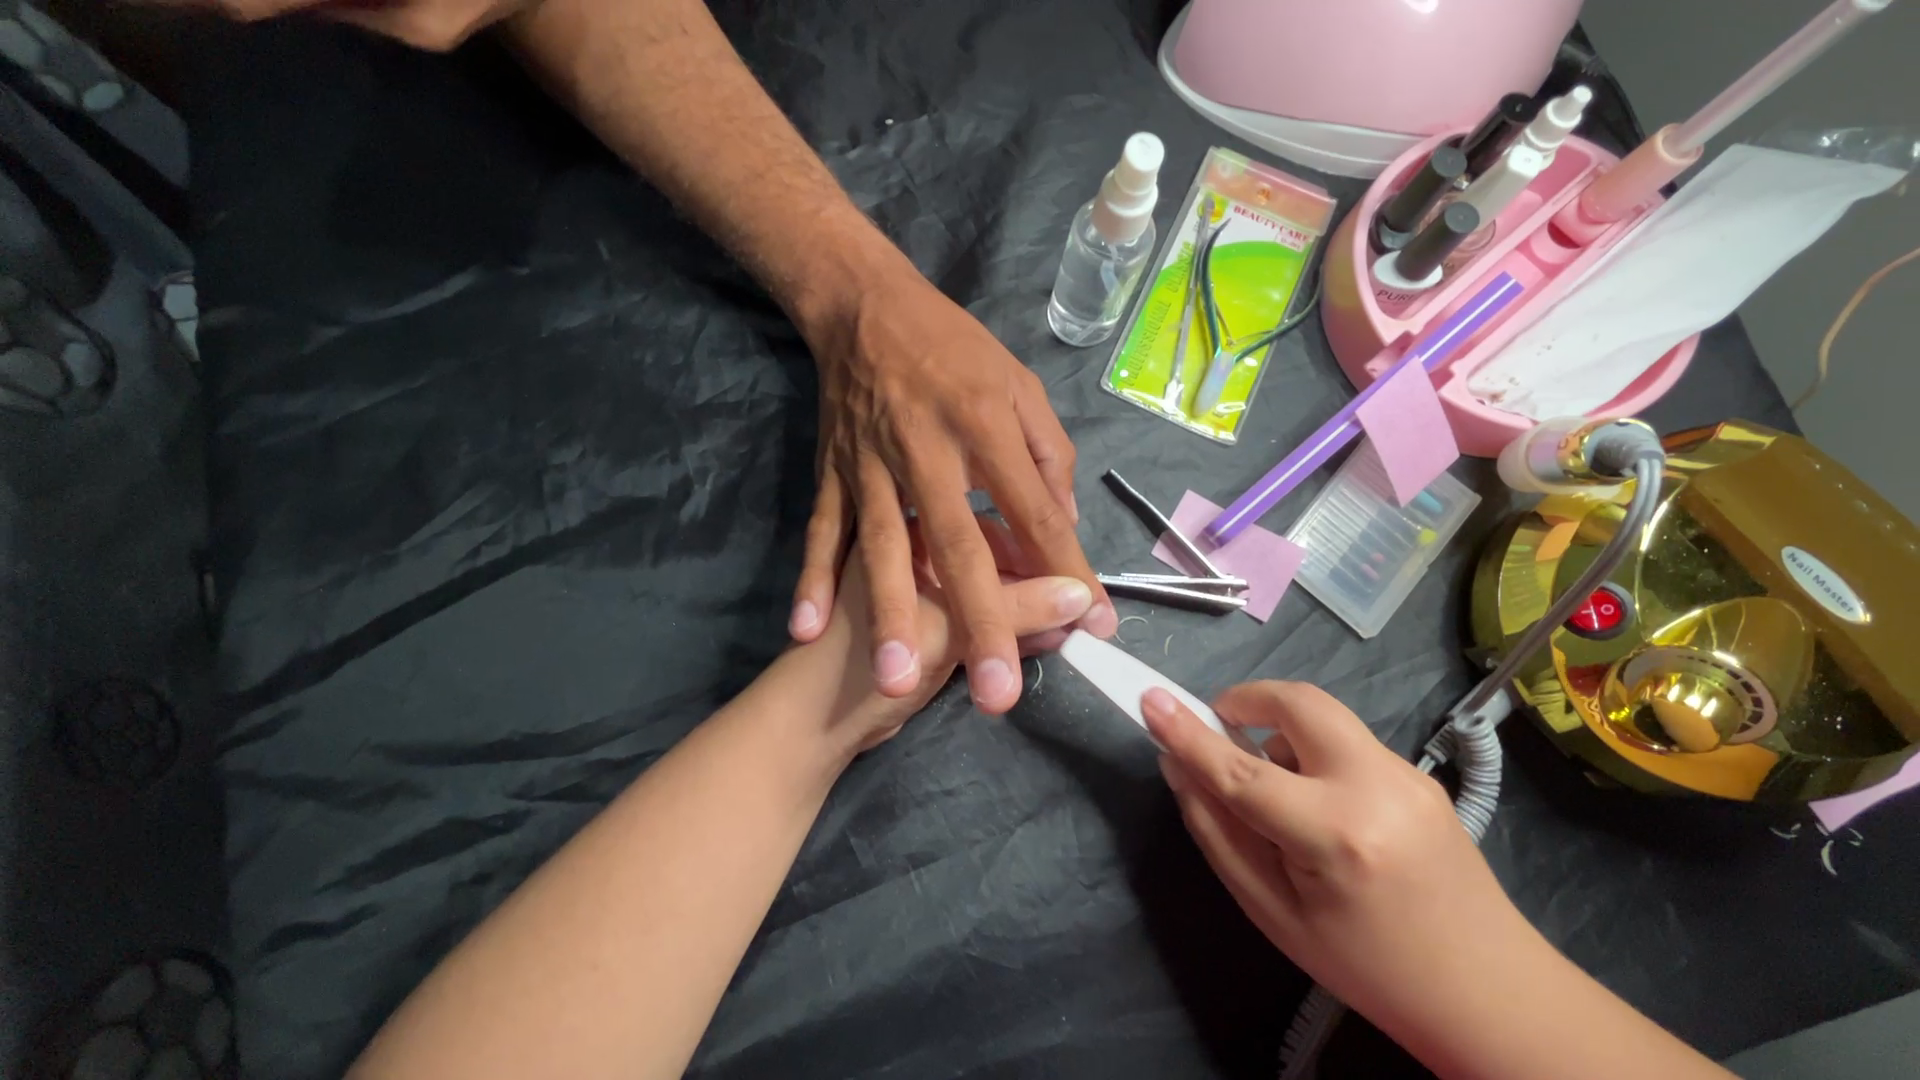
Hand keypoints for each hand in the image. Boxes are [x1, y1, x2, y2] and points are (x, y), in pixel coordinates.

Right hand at [788, 264, 1115, 715]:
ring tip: (896, 681)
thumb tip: (1062, 525)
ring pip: (885, 550)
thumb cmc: (954, 347)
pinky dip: (814, 580)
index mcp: (986, 425)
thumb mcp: (1020, 383)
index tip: (1095, 625)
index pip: (1034, 511)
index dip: (1068, 570)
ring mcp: (872, 466)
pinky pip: (824, 531)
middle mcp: (929, 451)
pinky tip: (807, 629)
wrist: (864, 307)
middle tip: (999, 693)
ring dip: (890, 616)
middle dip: (982, 621)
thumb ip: (1047, 455)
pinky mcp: (832, 472)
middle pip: (960, 546)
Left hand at [811, 519, 1095, 753]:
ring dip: (1023, 608)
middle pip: (995, 556)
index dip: (1043, 561)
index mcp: (909, 527)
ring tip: (1064, 633)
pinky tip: (1038, 642)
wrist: (805, 721)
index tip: (1085, 591)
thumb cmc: (860, 663)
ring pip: (987, 585)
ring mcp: (916, 582)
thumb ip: (1015, 609)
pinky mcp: (921, 621)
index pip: (992, 531)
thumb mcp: (944, 633)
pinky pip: (976, 613)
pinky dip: (1005, 627)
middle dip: (1037, 586)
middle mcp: (913, 544)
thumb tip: (1080, 598)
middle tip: (1078, 615)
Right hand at [1142, 682, 1538, 1044]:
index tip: (1149, 700)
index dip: (1188, 734)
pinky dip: (1313, 752)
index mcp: (1335, 834)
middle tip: (1219, 727)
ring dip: (1282, 732)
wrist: (1488, 992)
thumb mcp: (1272, 912)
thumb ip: (1217, 831)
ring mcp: (1408, 774)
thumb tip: (1179, 767)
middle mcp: (1376, 786)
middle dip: (1247, 699)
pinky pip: (1348, 741)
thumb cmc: (1364, 966)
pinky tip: (1317, 806)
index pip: (1241, 769)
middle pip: (1298, 703)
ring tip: (1276, 791)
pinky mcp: (1422, 775)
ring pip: (1323, 718)